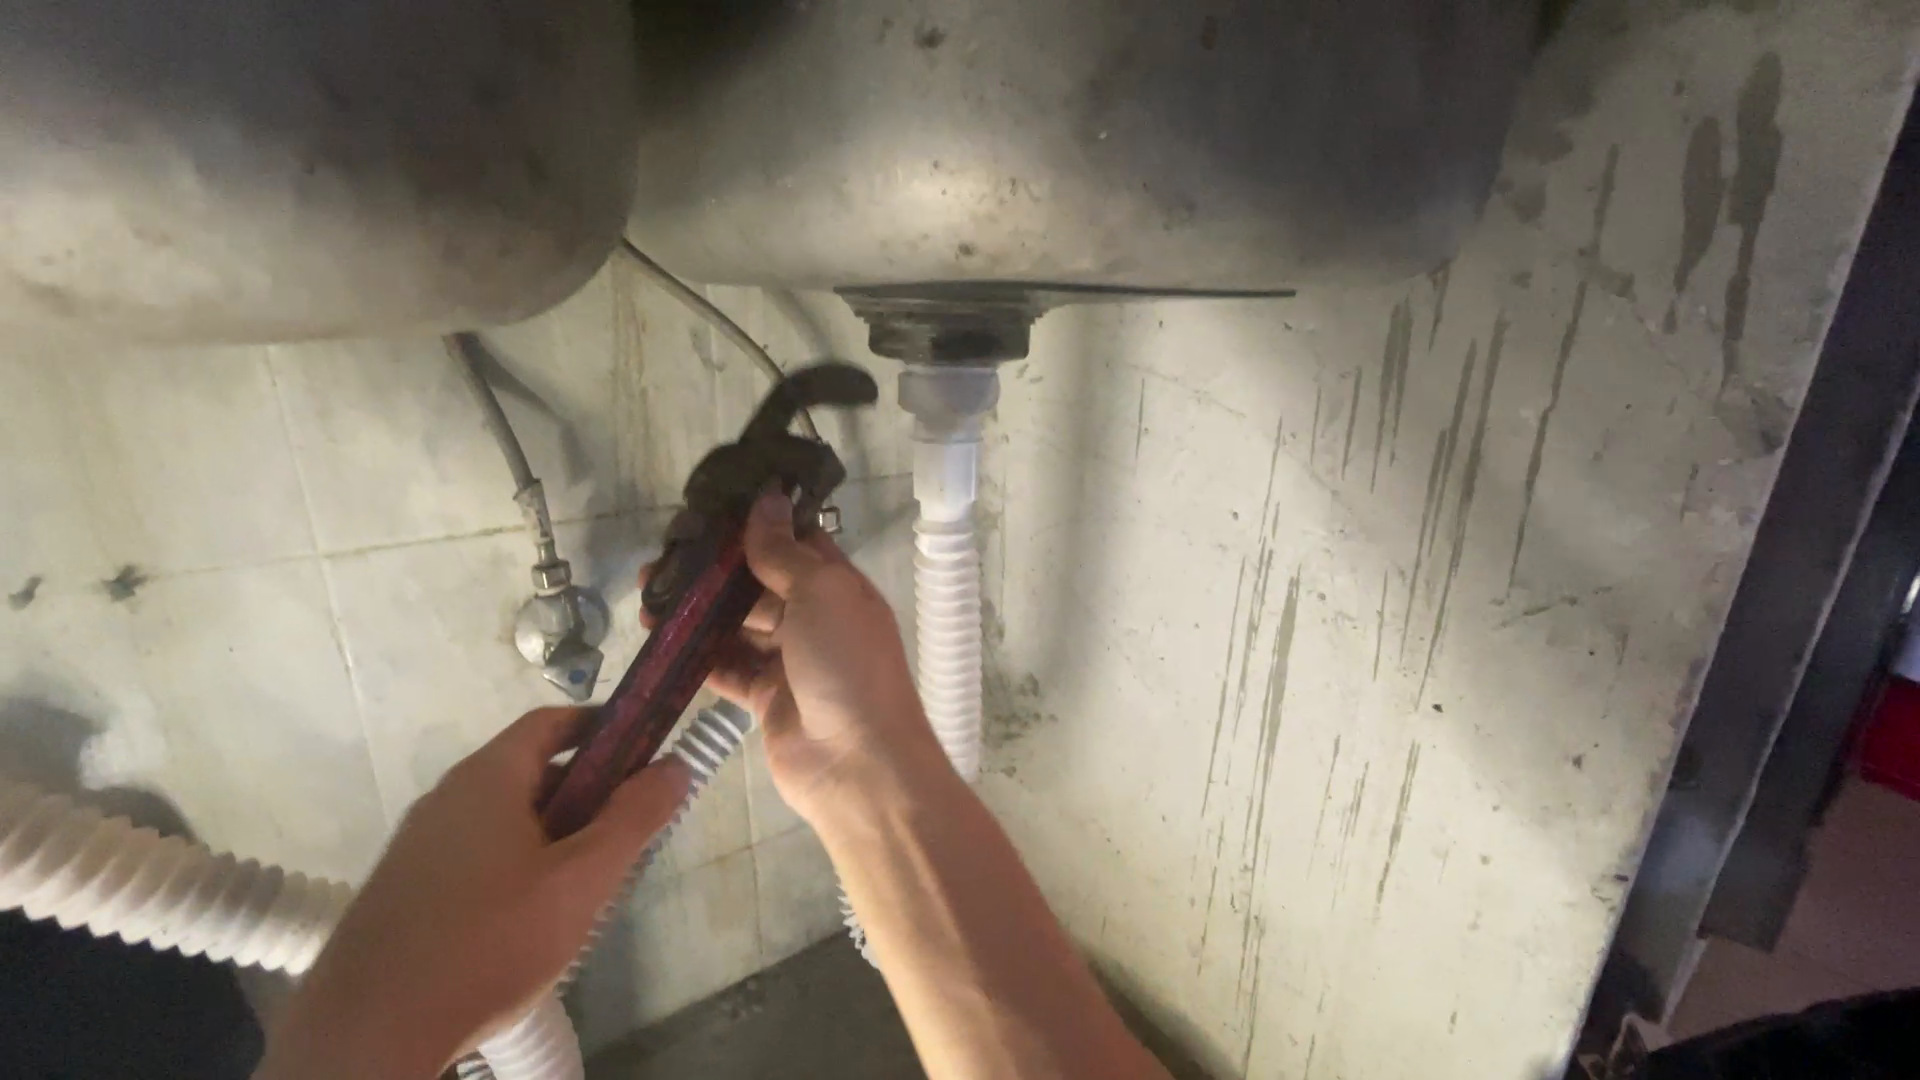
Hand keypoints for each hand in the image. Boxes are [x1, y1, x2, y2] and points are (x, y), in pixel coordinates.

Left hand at [256, 708, 688, 1078]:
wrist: (364, 1042)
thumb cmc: (488, 942)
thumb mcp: (582, 878)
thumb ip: (635, 817)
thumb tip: (675, 765)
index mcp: (486, 779)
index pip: (552, 722)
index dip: (603, 725)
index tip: (644, 749)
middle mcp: (446, 799)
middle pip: (531, 770)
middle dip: (588, 789)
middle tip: (626, 829)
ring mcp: (417, 846)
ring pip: (506, 817)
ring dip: (555, 832)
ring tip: (585, 881)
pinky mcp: (402, 892)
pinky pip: (476, 854)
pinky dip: (518, 863)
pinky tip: (532, 918)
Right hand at [683, 489, 943, 822]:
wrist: (858, 763)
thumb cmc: (847, 663)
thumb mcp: (821, 593)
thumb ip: (784, 551)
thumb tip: (768, 496)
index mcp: (840, 588)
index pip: (798, 543)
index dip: (758, 525)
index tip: (709, 510)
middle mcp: (817, 619)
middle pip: (760, 585)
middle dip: (715, 571)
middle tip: (663, 558)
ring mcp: (791, 661)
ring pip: (737, 626)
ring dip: (697, 612)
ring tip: (647, 595)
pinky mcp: (766, 700)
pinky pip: (727, 669)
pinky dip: (697, 656)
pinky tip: (659, 638)